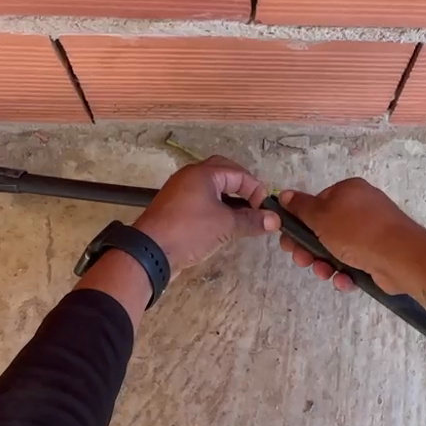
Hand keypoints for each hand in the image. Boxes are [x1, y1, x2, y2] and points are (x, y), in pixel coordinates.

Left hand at [134, 156, 279, 271]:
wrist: (151, 252)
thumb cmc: (190, 230)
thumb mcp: (226, 226)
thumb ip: (251, 221)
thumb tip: (274, 220)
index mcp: (203, 173)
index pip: (238, 173)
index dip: (256, 189)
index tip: (265, 209)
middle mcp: (190, 177)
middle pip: (224, 174)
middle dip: (243, 188)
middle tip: (255, 205)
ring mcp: (181, 192)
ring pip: (212, 189)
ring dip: (230, 200)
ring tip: (243, 217)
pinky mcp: (175, 209)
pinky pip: (202, 202)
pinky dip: (216, 209)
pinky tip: (224, 225)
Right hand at [276, 179, 425, 313]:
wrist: (400, 257)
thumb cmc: (356, 231)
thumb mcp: (321, 216)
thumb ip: (300, 207)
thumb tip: (285, 194)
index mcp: (348, 191)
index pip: (317, 203)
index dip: (301, 222)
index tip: (290, 240)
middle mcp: (361, 208)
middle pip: (325, 228)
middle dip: (310, 248)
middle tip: (302, 260)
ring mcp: (372, 231)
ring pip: (338, 248)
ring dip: (326, 263)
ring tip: (324, 273)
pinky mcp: (378, 253)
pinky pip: (355, 261)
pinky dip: (346, 272)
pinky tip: (344, 280)